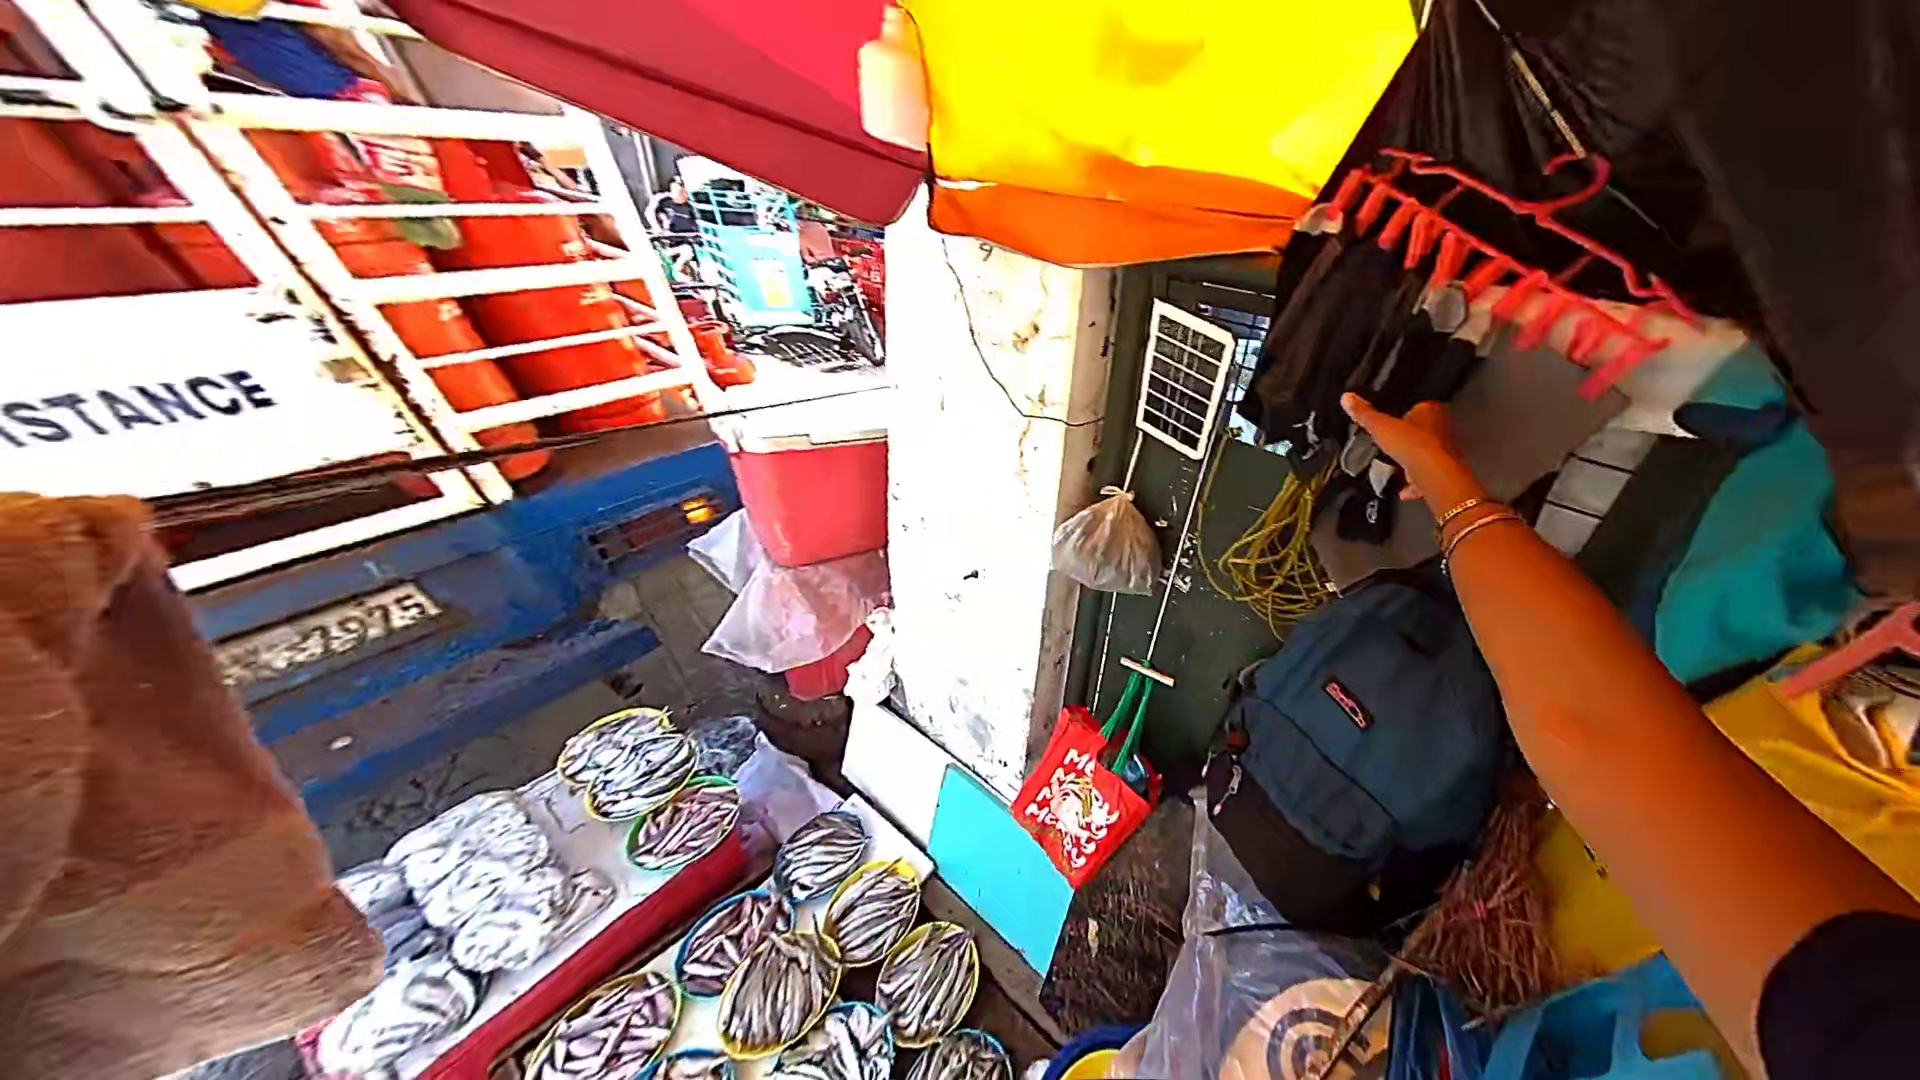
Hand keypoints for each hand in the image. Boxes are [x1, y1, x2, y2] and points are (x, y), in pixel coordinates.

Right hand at [1340, 393, 1486, 509]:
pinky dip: (1414, 483)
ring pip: (1425, 452)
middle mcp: (1442, 427)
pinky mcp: (1443, 469)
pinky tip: (1402, 489)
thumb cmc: (1411, 443)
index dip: (1404, 414)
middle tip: (1391, 443)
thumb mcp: (1379, 425)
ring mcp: (1444, 449)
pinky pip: (1425, 475)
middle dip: (1408, 438)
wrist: (1431, 471)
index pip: (1417, 406)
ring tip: (1395, 466)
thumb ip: (1363, 413)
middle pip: (1422, 430)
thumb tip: (1347, 397)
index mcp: (1430, 410)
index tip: (1391, 422)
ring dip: (1411, 460)